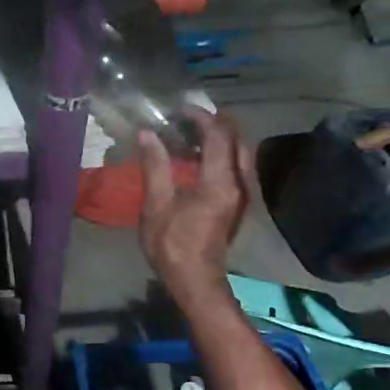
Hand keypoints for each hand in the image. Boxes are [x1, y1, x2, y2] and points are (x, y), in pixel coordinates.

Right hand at [135, 107, 252, 300]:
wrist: (195, 281)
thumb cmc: (172, 245)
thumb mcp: (156, 205)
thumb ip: (155, 166)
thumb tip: (147, 133)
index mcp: (219, 182)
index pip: (217, 135)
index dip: (200, 116)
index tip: (178, 108)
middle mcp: (238, 183)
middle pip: (237, 140)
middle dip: (217, 122)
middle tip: (189, 115)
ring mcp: (241, 194)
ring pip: (240, 153)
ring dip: (221, 137)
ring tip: (194, 130)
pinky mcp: (237, 203)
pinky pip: (236, 166)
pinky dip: (222, 152)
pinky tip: (200, 156)